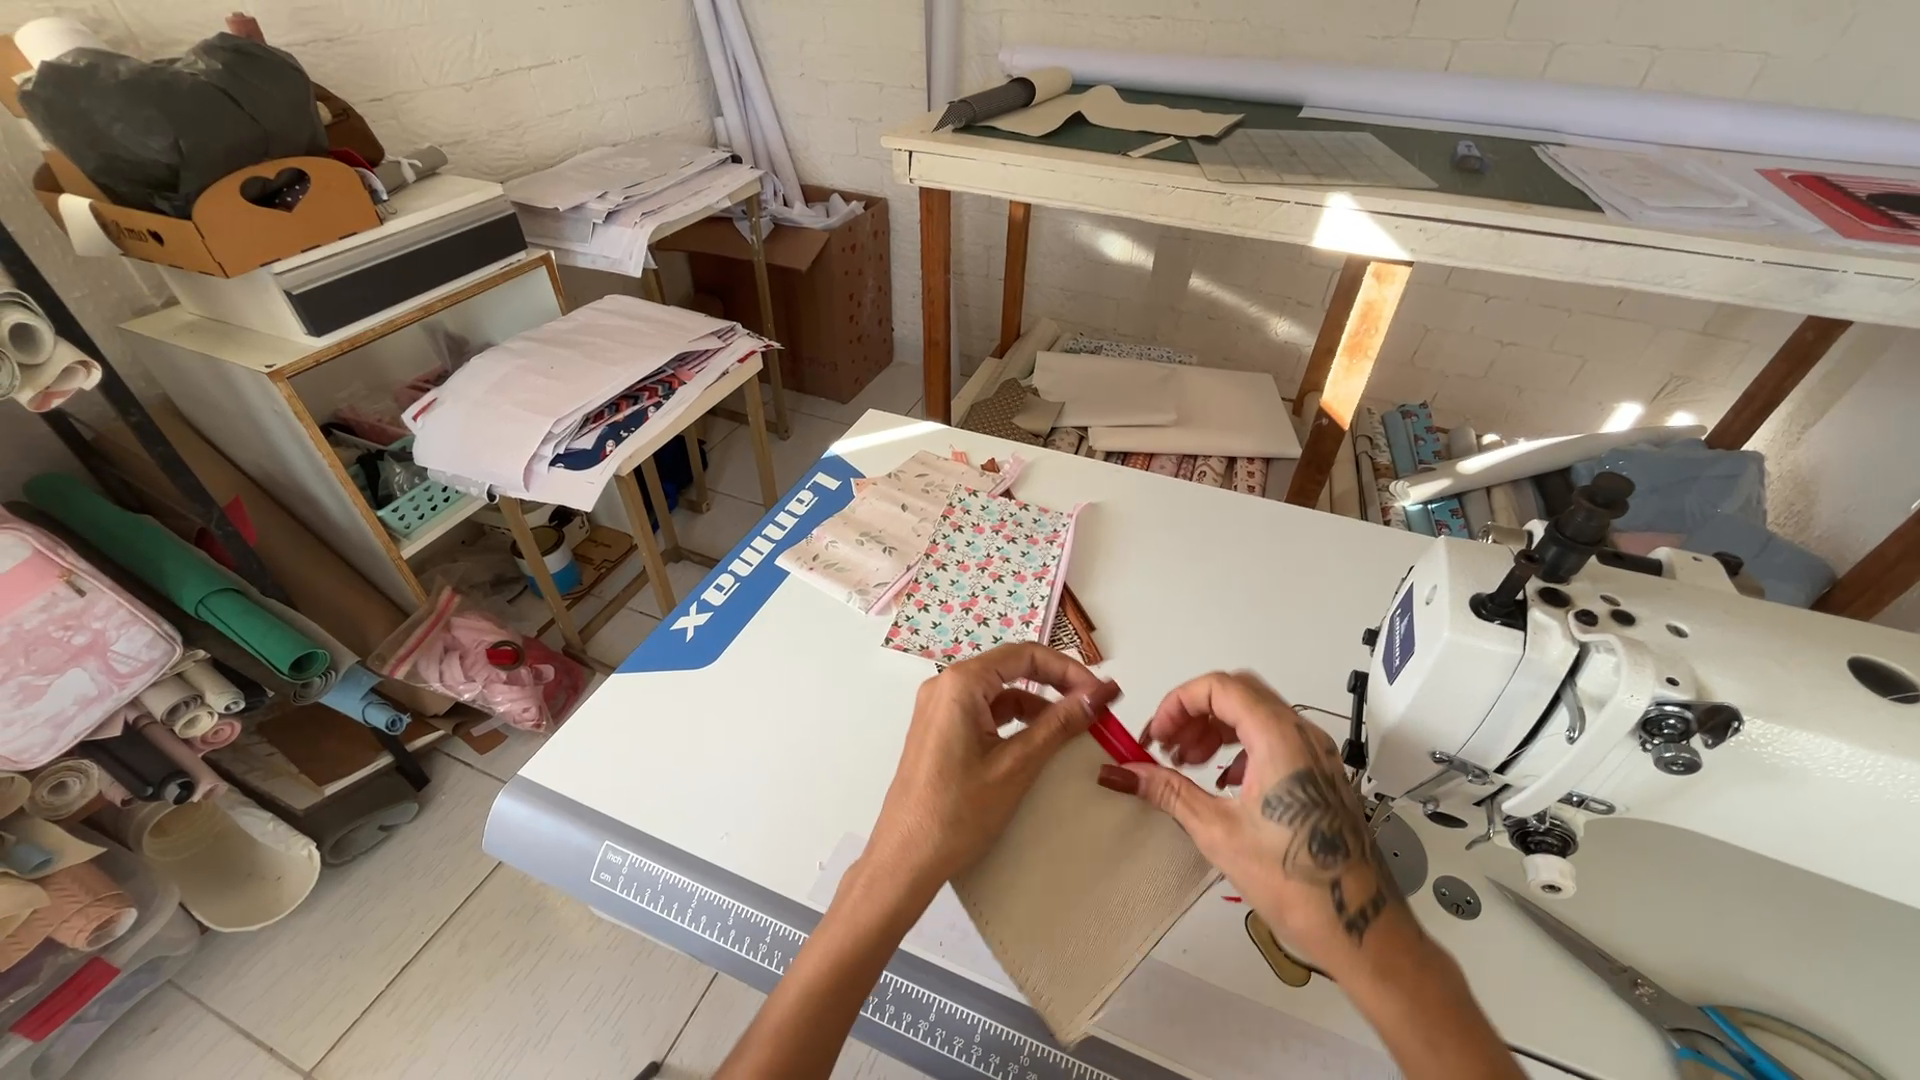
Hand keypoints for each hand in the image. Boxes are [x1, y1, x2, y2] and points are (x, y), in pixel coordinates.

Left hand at [864, 644, 1119, 894]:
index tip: (1100, 693)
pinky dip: (1015, 722)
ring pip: (1000, 692)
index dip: (1068, 669)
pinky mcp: (940, 731)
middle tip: (1094, 708)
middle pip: (1011, 668)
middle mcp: (946, 686)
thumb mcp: (1016, 766)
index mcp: (961, 683)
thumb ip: (1059, 725)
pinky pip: (985, 713)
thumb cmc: (957, 812)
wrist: (905, 858)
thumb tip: (1100, 694)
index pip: (1025, 654)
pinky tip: (1039, 743)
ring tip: (1074, 730)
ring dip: (1037, 706)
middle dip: (1056, 685)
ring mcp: (940, 709)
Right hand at [1095, 672, 1415, 978]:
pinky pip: (1273, 738)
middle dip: (1193, 713)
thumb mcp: (1217, 831)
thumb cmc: (1294, 880)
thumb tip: (1124, 773)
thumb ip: (1168, 792)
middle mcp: (1303, 735)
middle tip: (1166, 745)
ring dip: (1214, 729)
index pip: (1219, 687)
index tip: (1155, 736)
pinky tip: (1221, 781)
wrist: (1361, 929)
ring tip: (1185, 763)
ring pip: (1255, 714)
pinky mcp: (1320, 775)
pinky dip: (1238, 746)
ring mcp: (1315, 754)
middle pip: (1237, 693)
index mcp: (1280, 738)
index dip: (1177, 703)